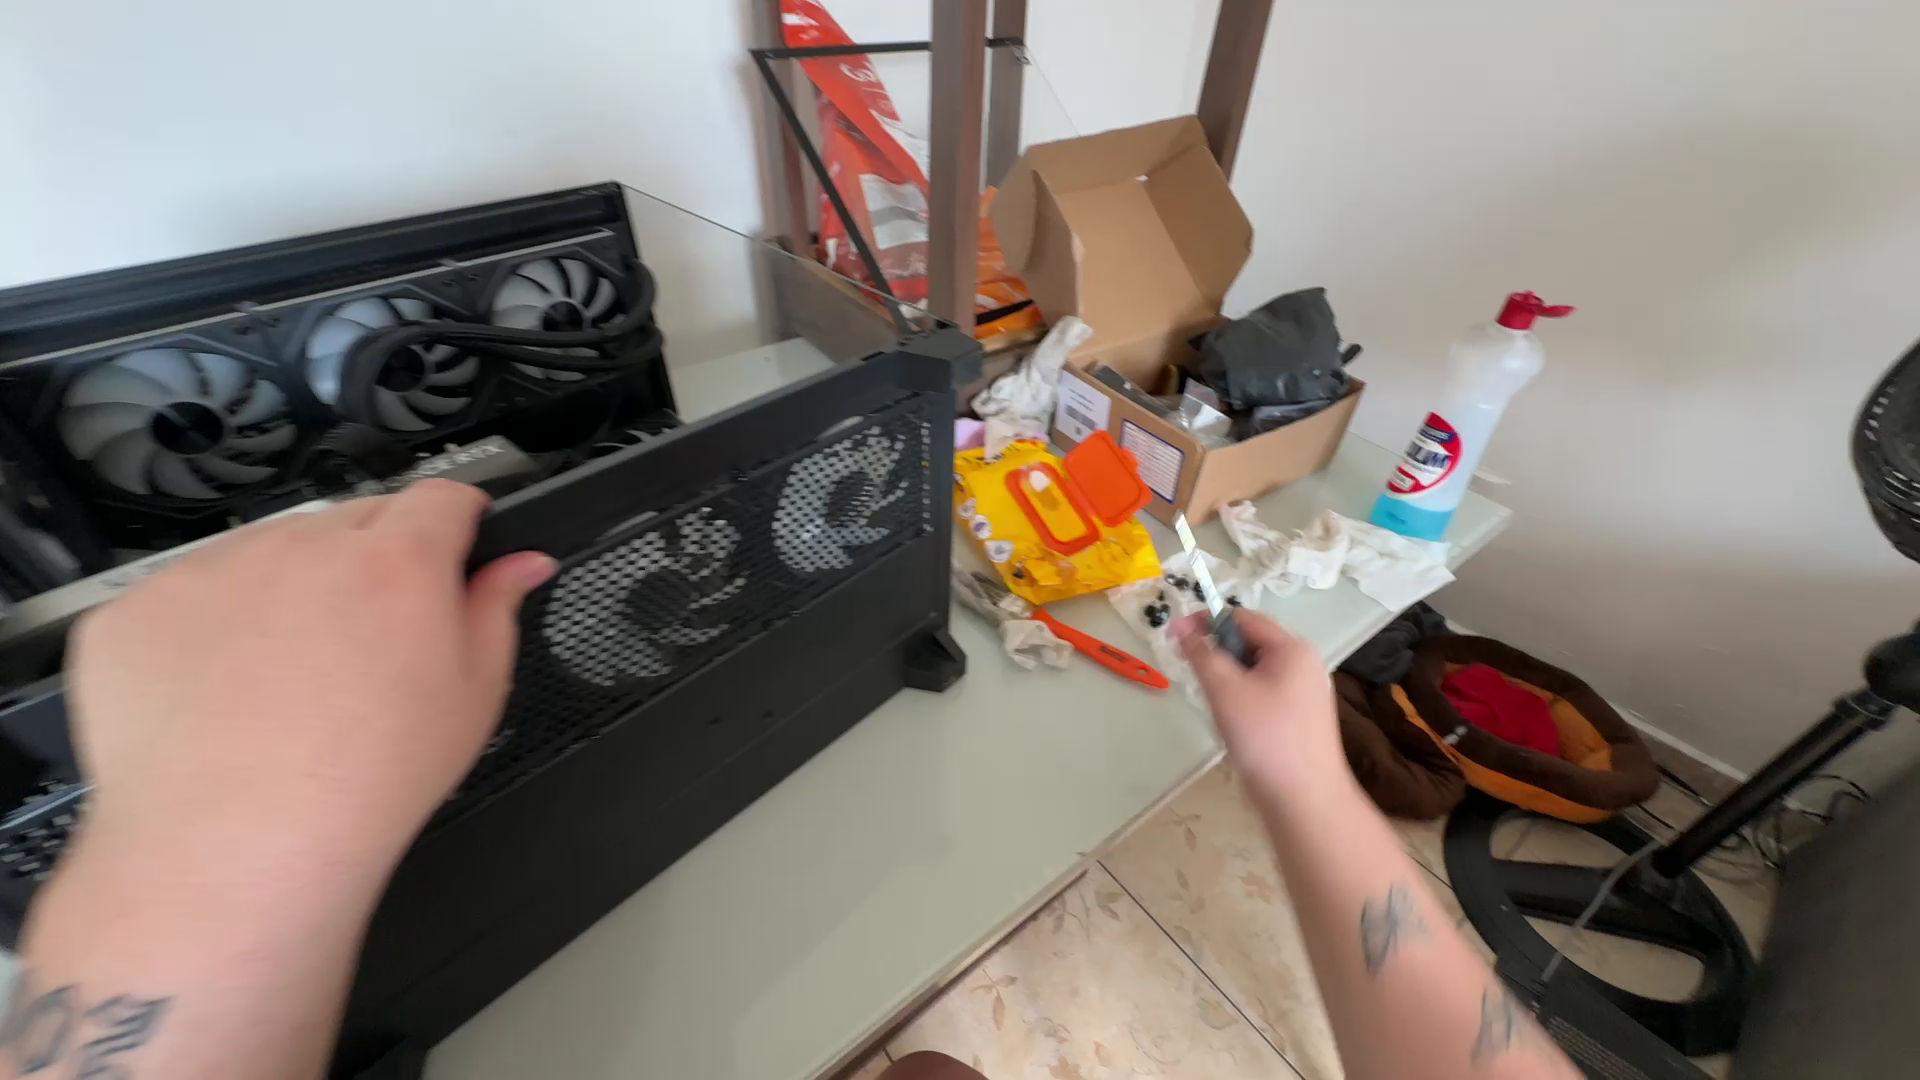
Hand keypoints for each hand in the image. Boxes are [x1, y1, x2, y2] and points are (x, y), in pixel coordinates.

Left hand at [64, 481, 555, 880]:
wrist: (243, 844)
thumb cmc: (373, 771)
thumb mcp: (477, 685)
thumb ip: (500, 604)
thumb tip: (524, 563)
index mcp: (399, 562)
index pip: (444, 495)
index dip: (464, 514)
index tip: (462, 535)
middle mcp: (304, 549)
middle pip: (364, 515)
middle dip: (386, 551)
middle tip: (387, 622)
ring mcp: (213, 574)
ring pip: (280, 543)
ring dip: (306, 575)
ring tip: (311, 657)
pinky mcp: (139, 610)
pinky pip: (200, 583)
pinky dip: (228, 612)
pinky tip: (246, 675)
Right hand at [1175, 610, 1346, 795]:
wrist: (1304, 800)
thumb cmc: (1264, 737)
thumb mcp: (1224, 689)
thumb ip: (1200, 652)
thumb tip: (1180, 625)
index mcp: (1292, 648)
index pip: (1241, 617)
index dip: (1204, 622)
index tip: (1173, 638)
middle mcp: (1303, 663)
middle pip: (1247, 642)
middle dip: (1216, 654)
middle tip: (1194, 676)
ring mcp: (1303, 691)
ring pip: (1251, 669)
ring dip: (1225, 678)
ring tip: (1215, 704)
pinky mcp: (1297, 716)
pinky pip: (1261, 691)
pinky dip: (1239, 697)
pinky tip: (1232, 722)